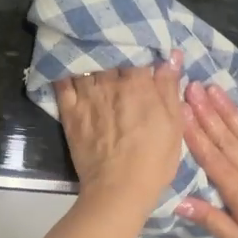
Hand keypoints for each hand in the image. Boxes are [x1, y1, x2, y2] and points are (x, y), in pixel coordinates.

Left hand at [54, 51, 184, 216]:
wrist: (119, 190)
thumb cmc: (154, 160)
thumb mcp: (174, 125)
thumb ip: (169, 88)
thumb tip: (172, 56)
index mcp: (138, 84)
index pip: (136, 52)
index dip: (139, 49)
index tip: (141, 49)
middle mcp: (110, 83)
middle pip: (109, 55)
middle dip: (113, 50)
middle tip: (116, 48)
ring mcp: (87, 96)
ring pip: (86, 64)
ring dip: (90, 57)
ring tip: (92, 52)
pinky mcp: (69, 112)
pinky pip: (63, 83)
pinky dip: (66, 72)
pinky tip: (69, 67)